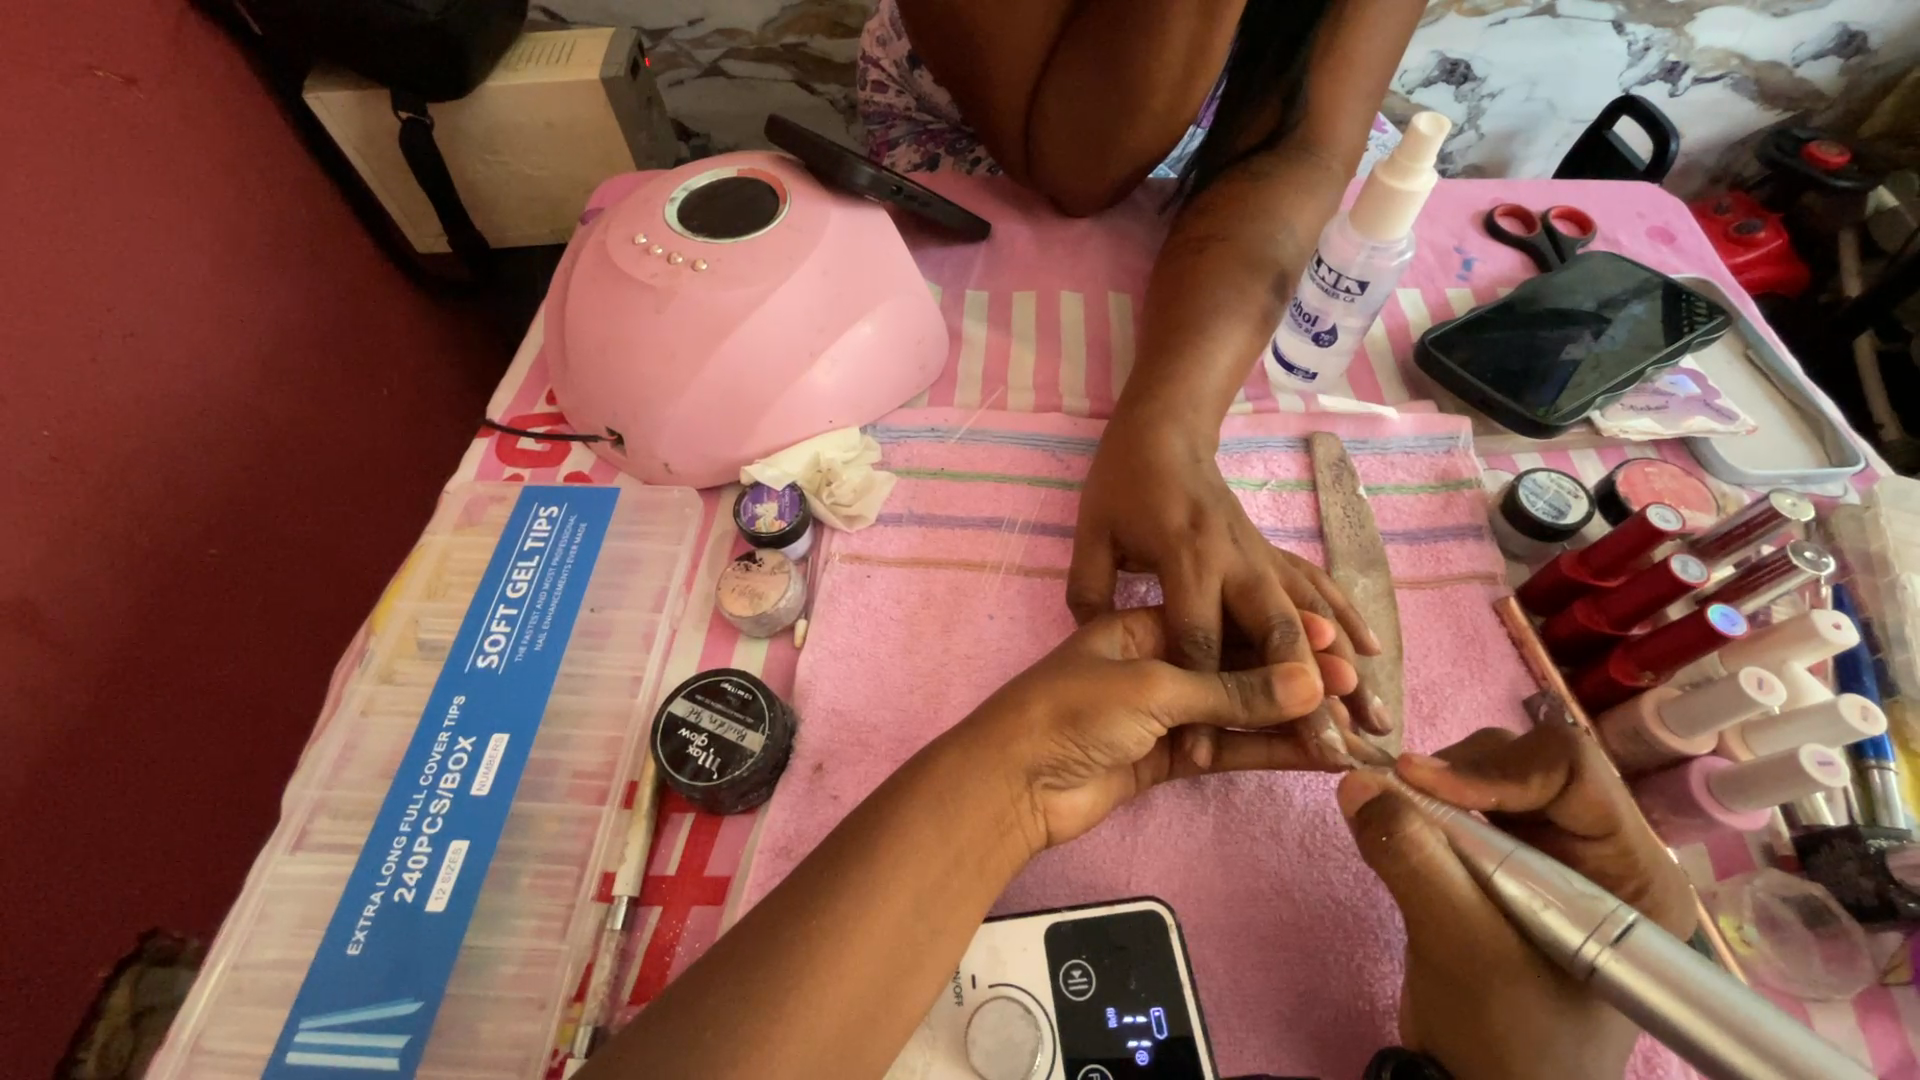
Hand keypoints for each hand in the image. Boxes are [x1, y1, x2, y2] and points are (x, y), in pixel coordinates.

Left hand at [955, 606, 1362, 853]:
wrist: (1011, 776)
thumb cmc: (1071, 708)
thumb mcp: (1150, 688)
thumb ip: (1227, 689)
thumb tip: (1310, 687)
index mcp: (1145, 622)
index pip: (1227, 622)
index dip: (1280, 638)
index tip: (1334, 651)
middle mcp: (1159, 659)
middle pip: (1240, 663)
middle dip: (1297, 677)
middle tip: (1355, 688)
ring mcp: (1163, 709)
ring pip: (1238, 708)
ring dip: (1292, 718)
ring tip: (1350, 728)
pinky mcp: (1166, 755)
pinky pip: (1224, 746)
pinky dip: (1266, 750)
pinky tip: (1314, 754)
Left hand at [1069, 410, 1386, 767]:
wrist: (1163, 429)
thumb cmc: (1121, 484)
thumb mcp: (1090, 533)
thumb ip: (1090, 590)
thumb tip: (1100, 645)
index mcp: (1183, 557)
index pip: (1197, 638)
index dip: (1201, 696)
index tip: (1203, 754)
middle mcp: (1232, 559)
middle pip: (1273, 633)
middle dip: (1300, 694)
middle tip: (1327, 748)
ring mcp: (1260, 553)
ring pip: (1309, 616)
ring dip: (1342, 669)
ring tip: (1374, 720)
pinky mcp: (1270, 551)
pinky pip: (1315, 586)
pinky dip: (1346, 617)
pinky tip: (1372, 652)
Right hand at [1338, 723, 1696, 1079]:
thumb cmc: (1502, 1036)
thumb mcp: (1461, 948)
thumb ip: (1414, 860)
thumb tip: (1357, 783)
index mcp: (1631, 873)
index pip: (1571, 772)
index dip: (1494, 767)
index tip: (1417, 782)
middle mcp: (1600, 851)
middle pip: (1529, 762)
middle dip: (1459, 771)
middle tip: (1399, 793)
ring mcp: (1552, 855)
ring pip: (1491, 774)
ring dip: (1436, 785)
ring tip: (1396, 813)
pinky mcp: (1506, 863)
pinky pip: (1463, 804)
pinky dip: (1423, 803)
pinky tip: (1402, 826)